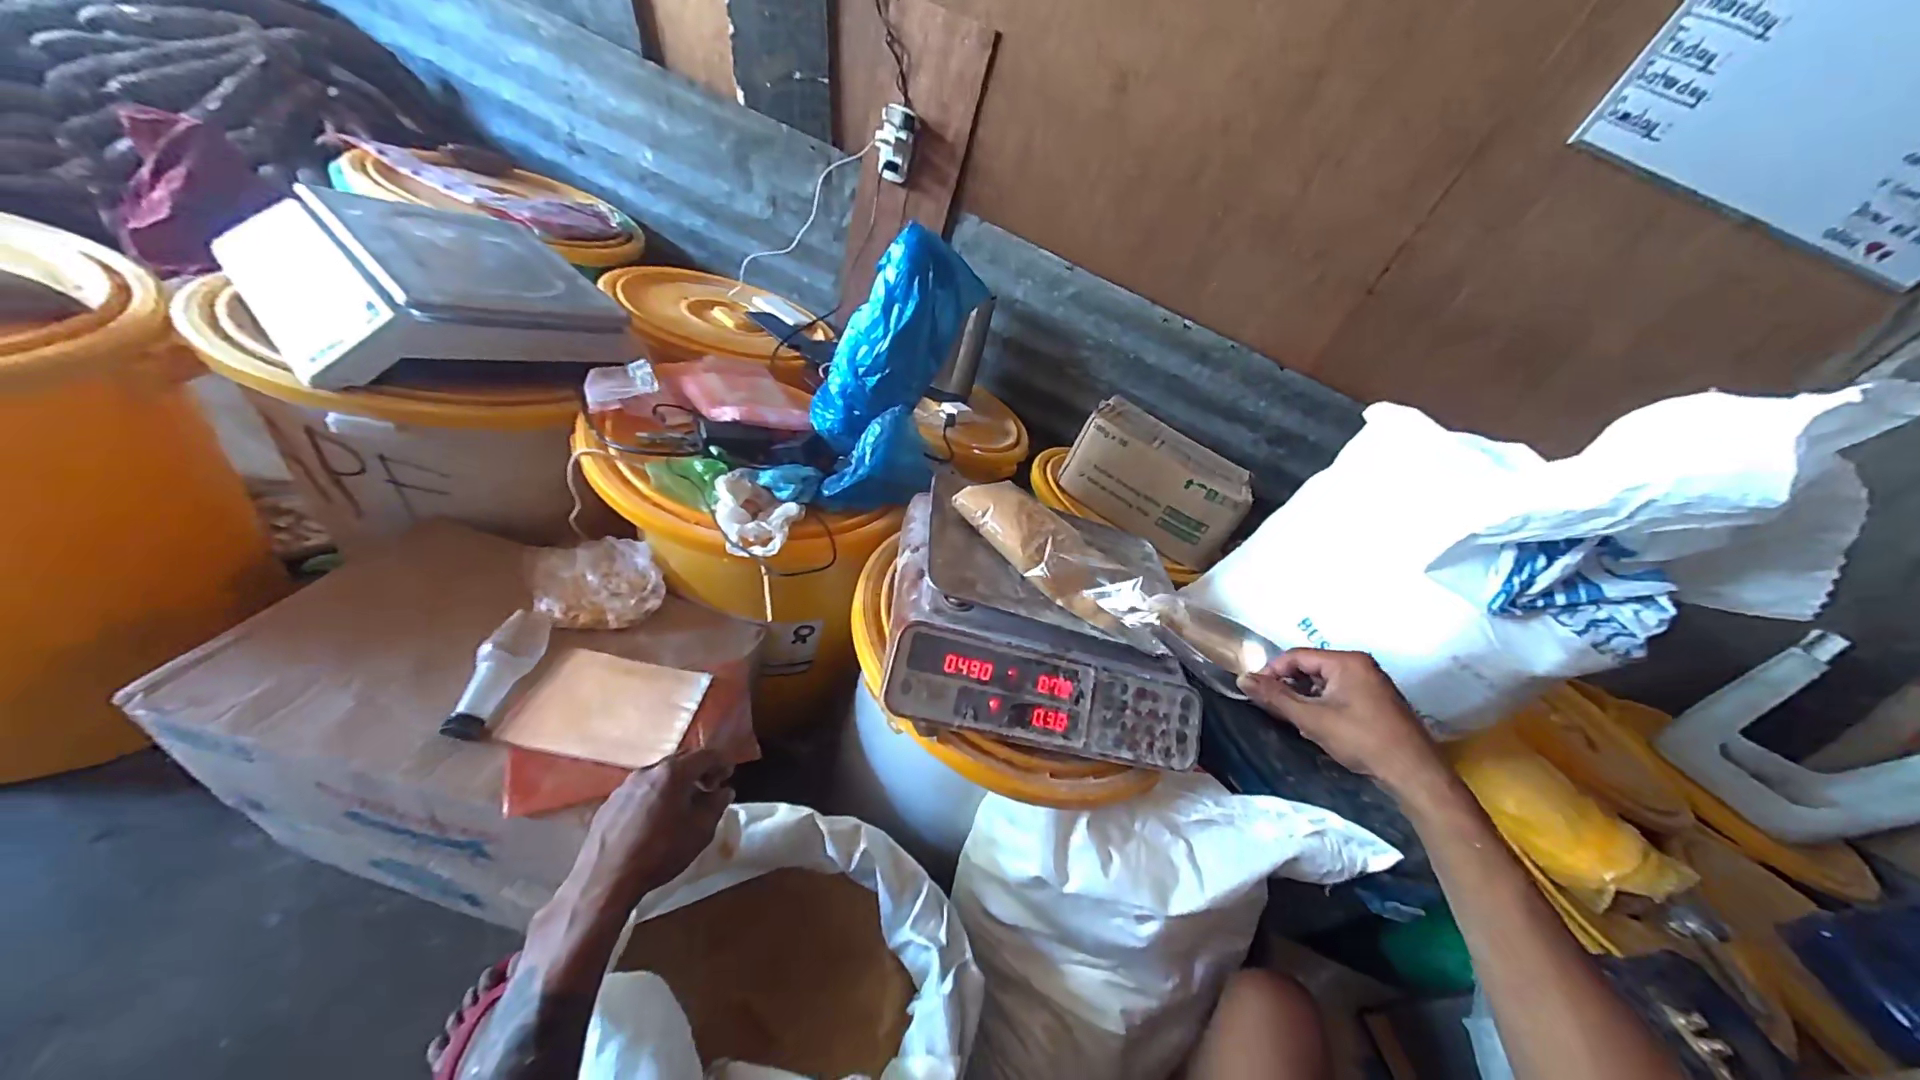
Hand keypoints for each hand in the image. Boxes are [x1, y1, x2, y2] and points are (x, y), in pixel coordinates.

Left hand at [569, 748, 734, 907]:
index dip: (721, 762)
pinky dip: (655, 795)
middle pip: (680, 760)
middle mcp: (648, 771)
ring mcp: (625, 786)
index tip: (729, 774)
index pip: (705, 755)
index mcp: (673, 773)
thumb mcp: (700, 831)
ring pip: (658, 774)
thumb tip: (723, 791)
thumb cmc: (660, 853)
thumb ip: (716, 805)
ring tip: (682, 804)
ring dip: (675, 782)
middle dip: (698, 770)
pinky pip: (640, 790)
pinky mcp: (609, 803)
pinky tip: (655, 819)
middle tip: (709, 787)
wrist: (605, 880)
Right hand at [1237, 649, 1446, 798]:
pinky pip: (1339, 693)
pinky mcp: (1377, 700)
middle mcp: (1361, 665)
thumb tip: (1243, 679)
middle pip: (1310, 668)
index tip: (1257, 692)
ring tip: (1296, 720)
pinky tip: (1319, 726)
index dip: (1272, 671)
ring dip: (1306, 699)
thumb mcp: (1311, 718)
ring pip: (1324, 683)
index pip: (1296, 656)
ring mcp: (1372, 682)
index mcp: (1347, 661)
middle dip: (1290, 687)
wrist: (1413, 772)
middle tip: (1274, 708)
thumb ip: (1275, 697)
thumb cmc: (1362, 739)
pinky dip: (1323, 705)